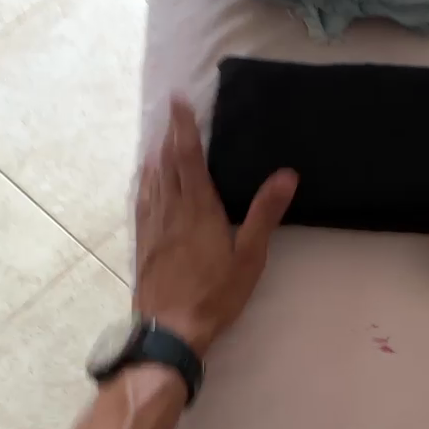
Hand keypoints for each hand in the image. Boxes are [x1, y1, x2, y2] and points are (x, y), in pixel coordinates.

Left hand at [134, 97, 296, 355]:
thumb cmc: (216, 294)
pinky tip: (145, 181)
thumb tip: (286, 175)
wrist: (171, 328)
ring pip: (152, 180)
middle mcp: (170, 209)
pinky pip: (142, 202)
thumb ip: (265, 214)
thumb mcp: (249, 256)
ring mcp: (153, 227)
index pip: (188, 157)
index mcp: (199, 208)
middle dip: (170, 134)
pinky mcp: (144, 244)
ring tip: (159, 138)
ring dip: (156, 155)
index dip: (184, 127)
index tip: (179, 100)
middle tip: (170, 112)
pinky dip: (145, 182)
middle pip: (167, 163)